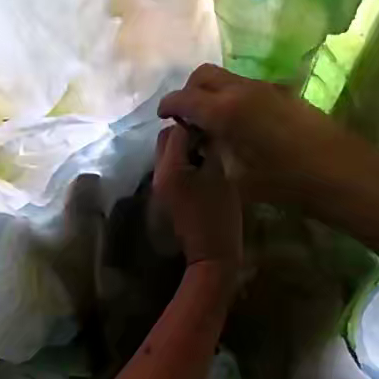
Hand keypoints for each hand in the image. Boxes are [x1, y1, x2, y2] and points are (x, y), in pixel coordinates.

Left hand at [153, 122, 243, 271]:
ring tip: (209, 152)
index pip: (175, 131)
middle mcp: (158, 174)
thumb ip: (210, 149)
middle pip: (165, 140)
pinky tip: (203, 168)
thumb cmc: (220, 216)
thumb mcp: (220, 176)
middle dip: (186, 133)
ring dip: (185, 148)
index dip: (195, 122)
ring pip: (167, 154)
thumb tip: (207, 130)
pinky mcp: (166, 196)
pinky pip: (171, 168)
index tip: (215, 124)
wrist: (211, 256)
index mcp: (169, 168)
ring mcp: (159, 187)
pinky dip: (184, 162)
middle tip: (211, 138)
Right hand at [158, 64, 378, 212]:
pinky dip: (232, 96)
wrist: (341, 173)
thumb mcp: (237, 176)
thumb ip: (213, 151)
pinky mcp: (283, 94)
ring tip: (212, 122)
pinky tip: (239, 124)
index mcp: (226, 110)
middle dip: (189, 91)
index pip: (185, 98)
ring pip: (227, 78)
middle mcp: (243, 90)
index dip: (169, 106)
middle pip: (204, 75)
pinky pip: (246, 86)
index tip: (162, 116)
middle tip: (186, 117)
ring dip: (212, 92)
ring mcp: (266, 88)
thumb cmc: (285, 182)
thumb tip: (203, 139)